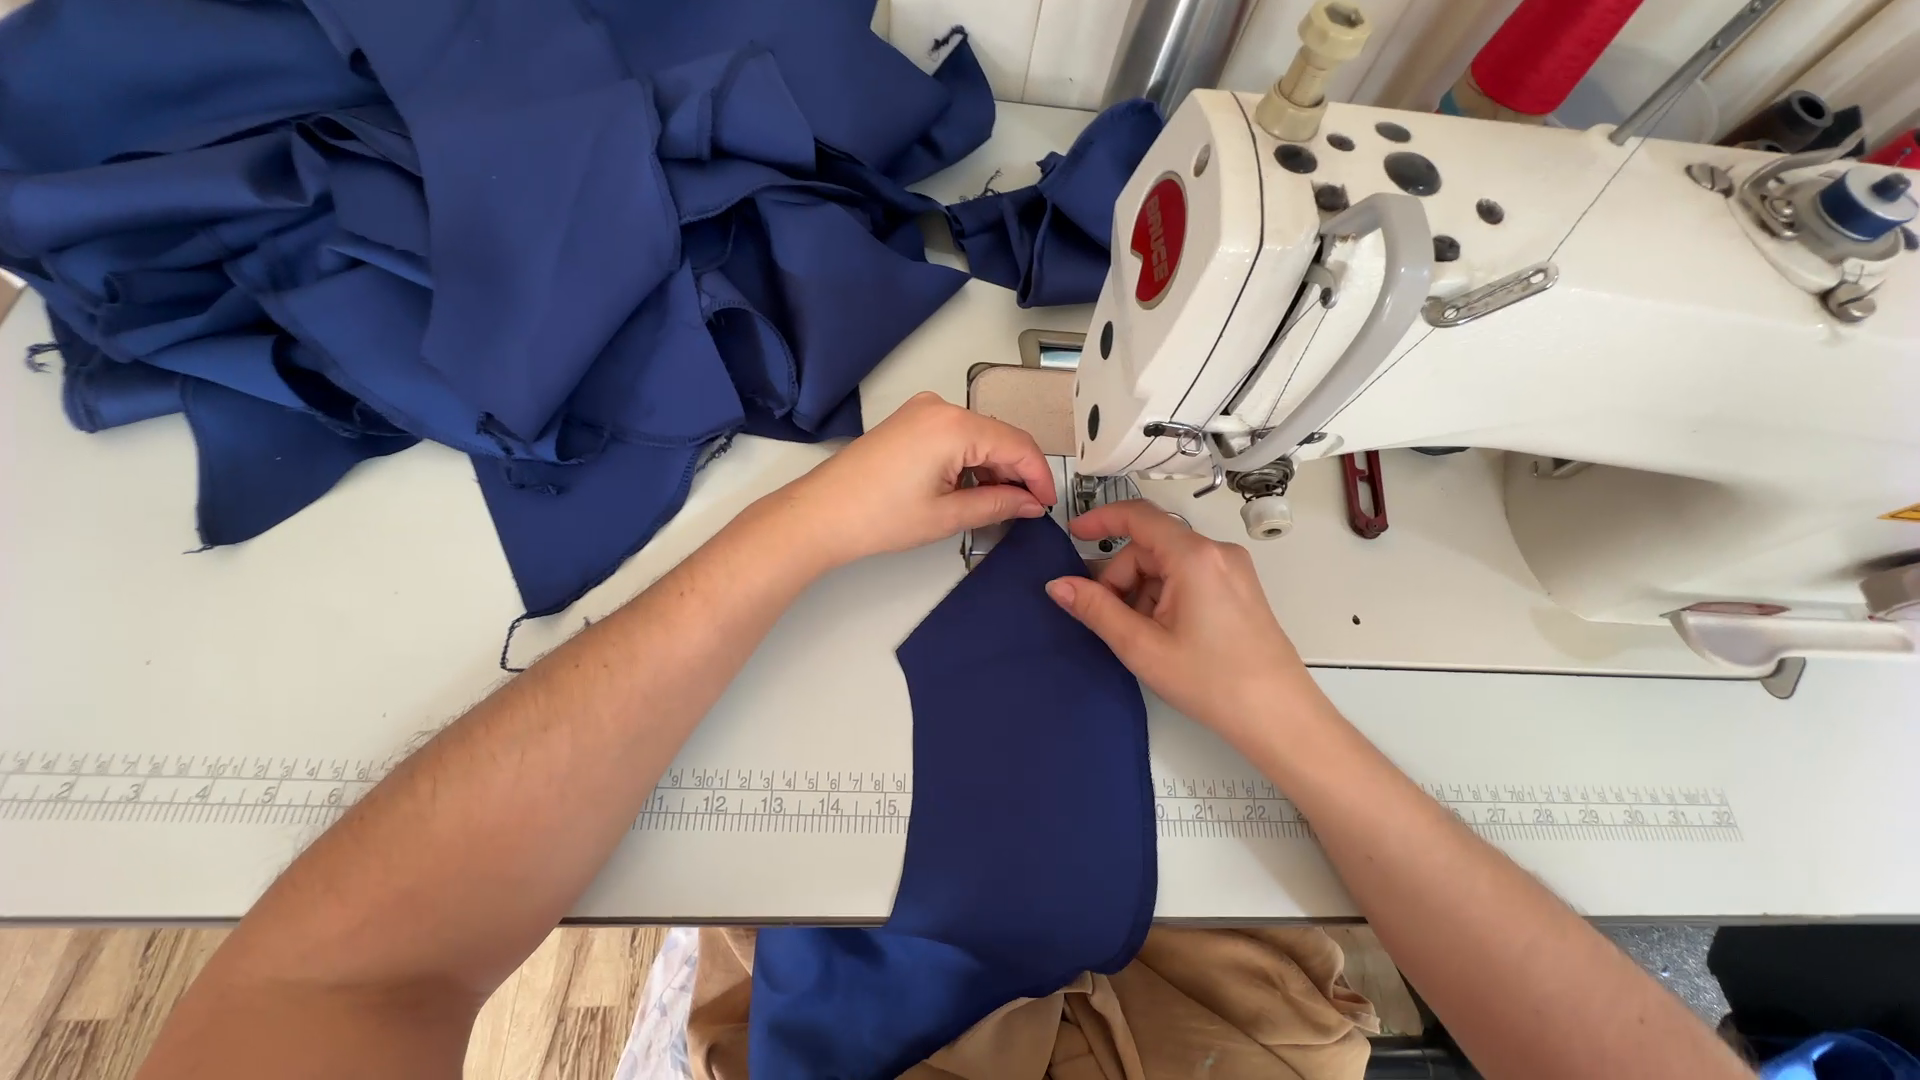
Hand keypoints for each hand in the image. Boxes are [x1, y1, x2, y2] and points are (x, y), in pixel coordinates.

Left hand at [772, 393, 1057, 568]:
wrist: (820, 515)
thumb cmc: (874, 515)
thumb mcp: (948, 516)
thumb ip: (998, 504)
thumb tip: (1028, 503)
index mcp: (954, 426)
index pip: (1018, 445)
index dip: (1039, 477)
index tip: (1045, 503)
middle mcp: (939, 408)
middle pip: (1000, 436)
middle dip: (1017, 472)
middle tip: (1025, 508)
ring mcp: (920, 411)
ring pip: (978, 436)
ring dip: (993, 467)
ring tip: (995, 505)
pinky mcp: (908, 421)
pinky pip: (954, 435)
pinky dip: (969, 460)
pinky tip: (968, 489)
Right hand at [1044, 500, 1328, 747]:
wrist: (1279, 717)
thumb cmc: (1214, 682)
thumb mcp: (1142, 647)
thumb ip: (1096, 610)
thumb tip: (1058, 585)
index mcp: (1194, 557)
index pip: (1138, 516)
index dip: (1100, 520)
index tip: (1073, 535)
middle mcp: (1217, 553)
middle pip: (1150, 546)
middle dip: (1120, 577)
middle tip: (1108, 619)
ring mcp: (1232, 571)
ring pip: (1167, 564)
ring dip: (1142, 591)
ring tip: (1141, 637)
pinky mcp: (1238, 589)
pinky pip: (1188, 577)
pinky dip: (1164, 597)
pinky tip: (1162, 635)